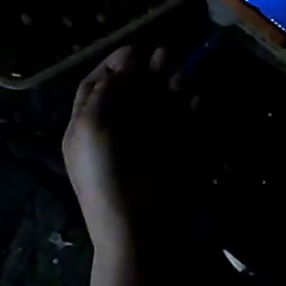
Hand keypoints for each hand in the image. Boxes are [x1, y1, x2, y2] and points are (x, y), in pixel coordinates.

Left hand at [62, 46, 177, 257]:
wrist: (142, 236)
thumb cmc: (111, 179)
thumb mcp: (94, 129)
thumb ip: (107, 91)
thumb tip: (125, 60)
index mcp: (87, 129)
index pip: (95, 86)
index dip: (114, 65)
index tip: (135, 49)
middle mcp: (115, 134)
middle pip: (130, 93)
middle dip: (148, 73)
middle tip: (168, 55)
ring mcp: (145, 145)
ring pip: (158, 105)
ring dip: (171, 86)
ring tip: (183, 72)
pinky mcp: (173, 157)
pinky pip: (183, 125)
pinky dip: (191, 109)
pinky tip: (198, 98)